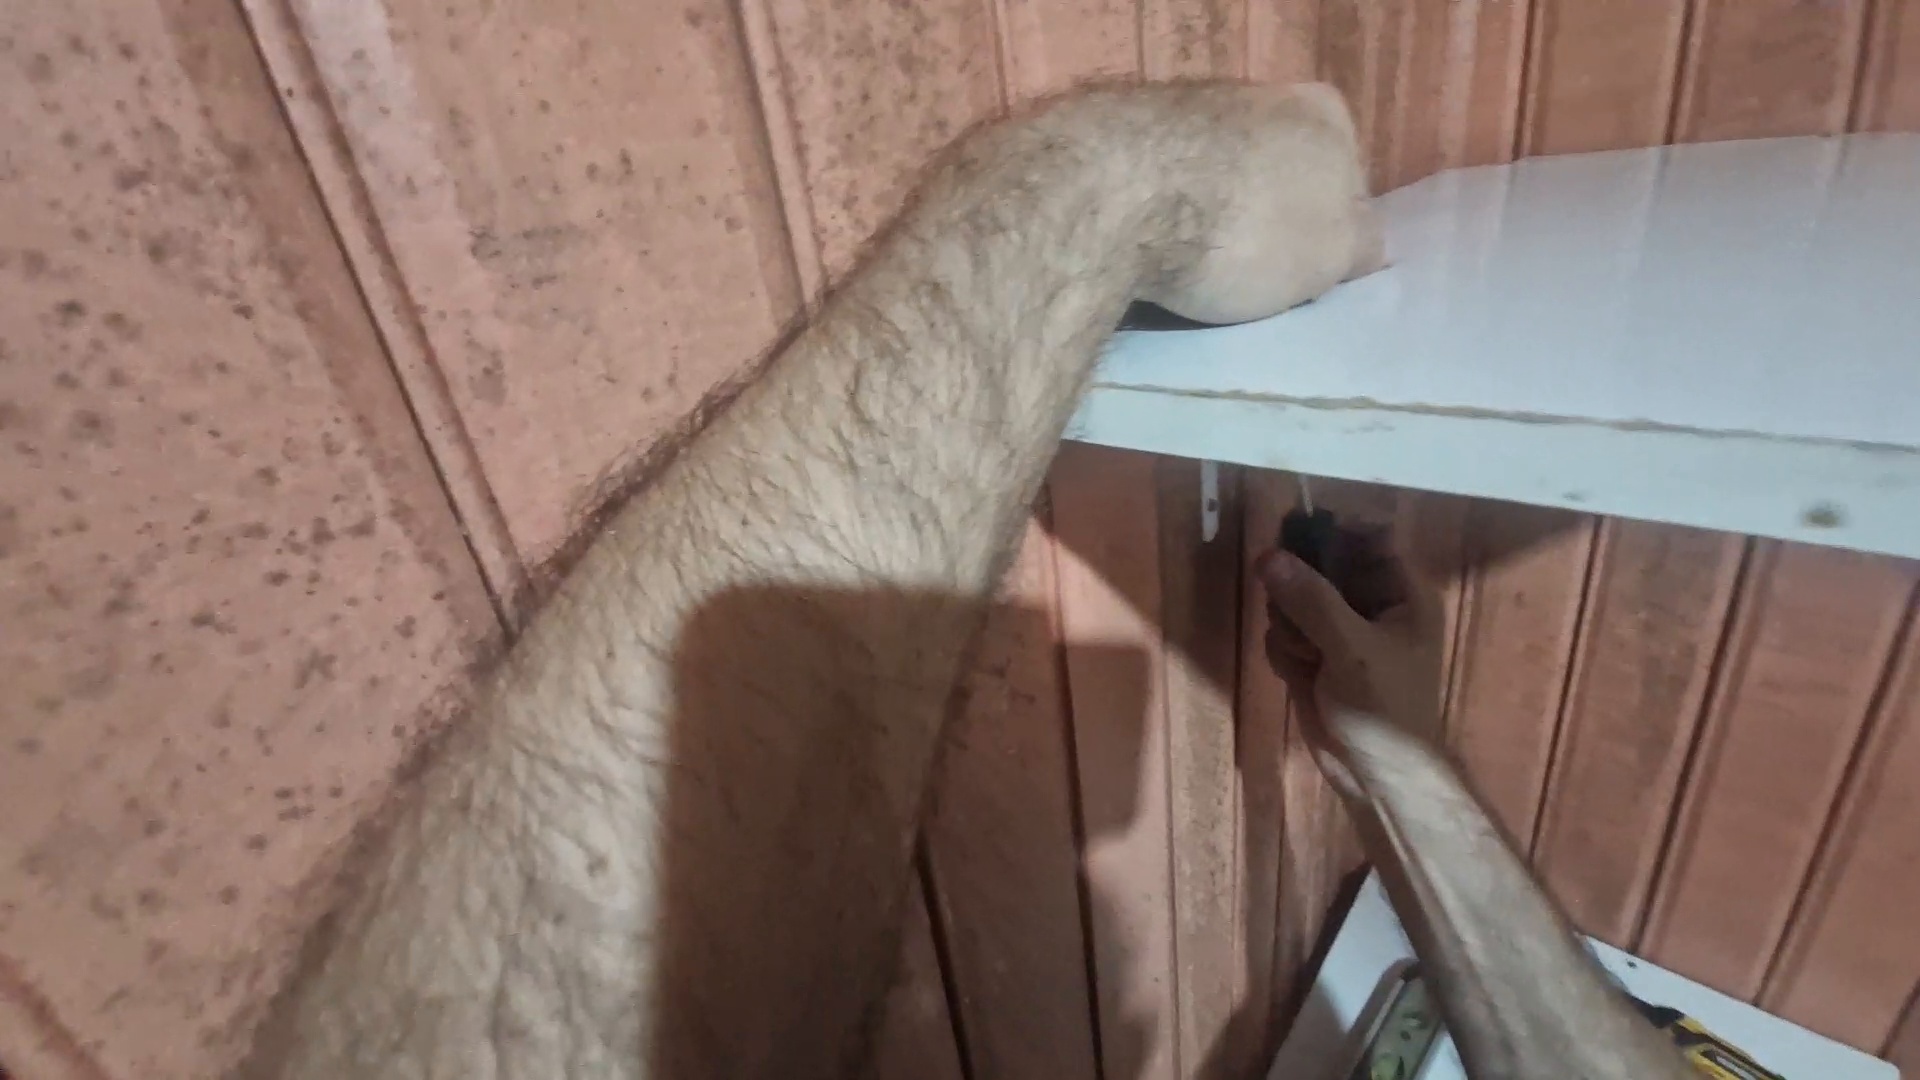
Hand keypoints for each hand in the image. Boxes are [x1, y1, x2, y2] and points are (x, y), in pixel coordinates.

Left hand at [1140, 81, 1385, 324]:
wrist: (1122, 200)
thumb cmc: (1246, 229)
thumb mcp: (1329, 254)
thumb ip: (1357, 246)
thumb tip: (1365, 247)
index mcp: (1323, 114)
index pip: (1345, 185)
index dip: (1326, 239)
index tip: (1301, 280)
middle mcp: (1255, 101)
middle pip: (1271, 184)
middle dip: (1261, 230)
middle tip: (1244, 283)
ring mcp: (1182, 118)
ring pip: (1210, 190)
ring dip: (1204, 229)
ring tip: (1188, 280)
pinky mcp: (1121, 147)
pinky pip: (1154, 201)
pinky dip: (1155, 228)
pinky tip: (1146, 262)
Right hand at [1254, 527, 1443, 796]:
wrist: (1375, 775)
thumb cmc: (1384, 707)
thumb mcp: (1351, 648)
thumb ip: (1310, 599)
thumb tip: (1267, 555)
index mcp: (1401, 593)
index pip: (1370, 536)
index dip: (1334, 527)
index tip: (1292, 530)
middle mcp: (1369, 604)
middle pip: (1320, 563)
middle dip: (1297, 586)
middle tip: (1290, 606)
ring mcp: (1338, 630)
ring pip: (1292, 598)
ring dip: (1288, 624)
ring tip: (1306, 655)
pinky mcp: (1313, 654)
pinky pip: (1282, 630)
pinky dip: (1284, 650)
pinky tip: (1299, 674)